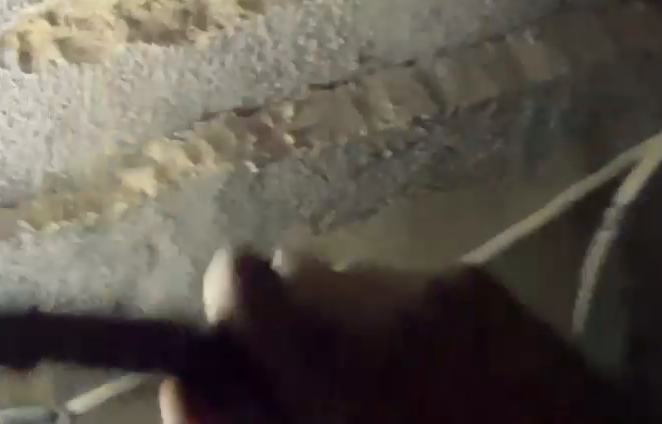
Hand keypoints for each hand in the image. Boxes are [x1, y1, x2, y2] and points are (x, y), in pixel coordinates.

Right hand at [160, 249, 639, 423]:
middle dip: (297, 322)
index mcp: (336, 357)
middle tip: (334, 390)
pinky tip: (452, 379)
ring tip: (400, 388)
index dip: (232, 313)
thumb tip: (176, 385)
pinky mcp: (485, 285)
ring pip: (351, 277)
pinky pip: (407, 283)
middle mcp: (378, 298)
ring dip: (354, 321)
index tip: (256, 360)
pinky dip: (408, 322)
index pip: (236, 275)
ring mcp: (439, 284)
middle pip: (292, 272)